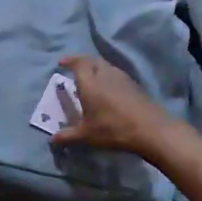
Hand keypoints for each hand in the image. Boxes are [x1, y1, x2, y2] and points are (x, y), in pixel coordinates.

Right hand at [51, 56, 184, 157]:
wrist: (150, 129)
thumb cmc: (113, 129)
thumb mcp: (86, 135)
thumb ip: (67, 136)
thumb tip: (52, 140)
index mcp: (90, 82)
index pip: (78, 63)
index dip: (69, 60)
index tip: (61, 62)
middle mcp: (105, 74)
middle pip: (92, 60)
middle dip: (82, 61)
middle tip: (74, 67)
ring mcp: (122, 78)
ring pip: (106, 65)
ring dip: (95, 67)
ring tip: (89, 76)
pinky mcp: (133, 84)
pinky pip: (115, 73)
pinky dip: (107, 75)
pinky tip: (107, 87)